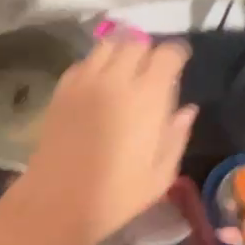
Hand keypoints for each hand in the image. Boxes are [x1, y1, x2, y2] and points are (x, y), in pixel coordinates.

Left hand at [0, 38, 197, 244]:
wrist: (57, 202)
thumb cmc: (116, 195)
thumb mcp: (160, 175)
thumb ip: (176, 136)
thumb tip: (187, 110)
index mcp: (147, 97)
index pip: (167, 53)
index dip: (177, 54)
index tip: (180, 63)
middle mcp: (115, 79)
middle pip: (136, 42)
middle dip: (148, 51)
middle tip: (152, 71)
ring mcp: (84, 82)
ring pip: (107, 45)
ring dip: (121, 52)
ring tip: (125, 72)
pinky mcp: (61, 90)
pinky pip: (83, 63)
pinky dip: (96, 65)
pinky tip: (99, 86)